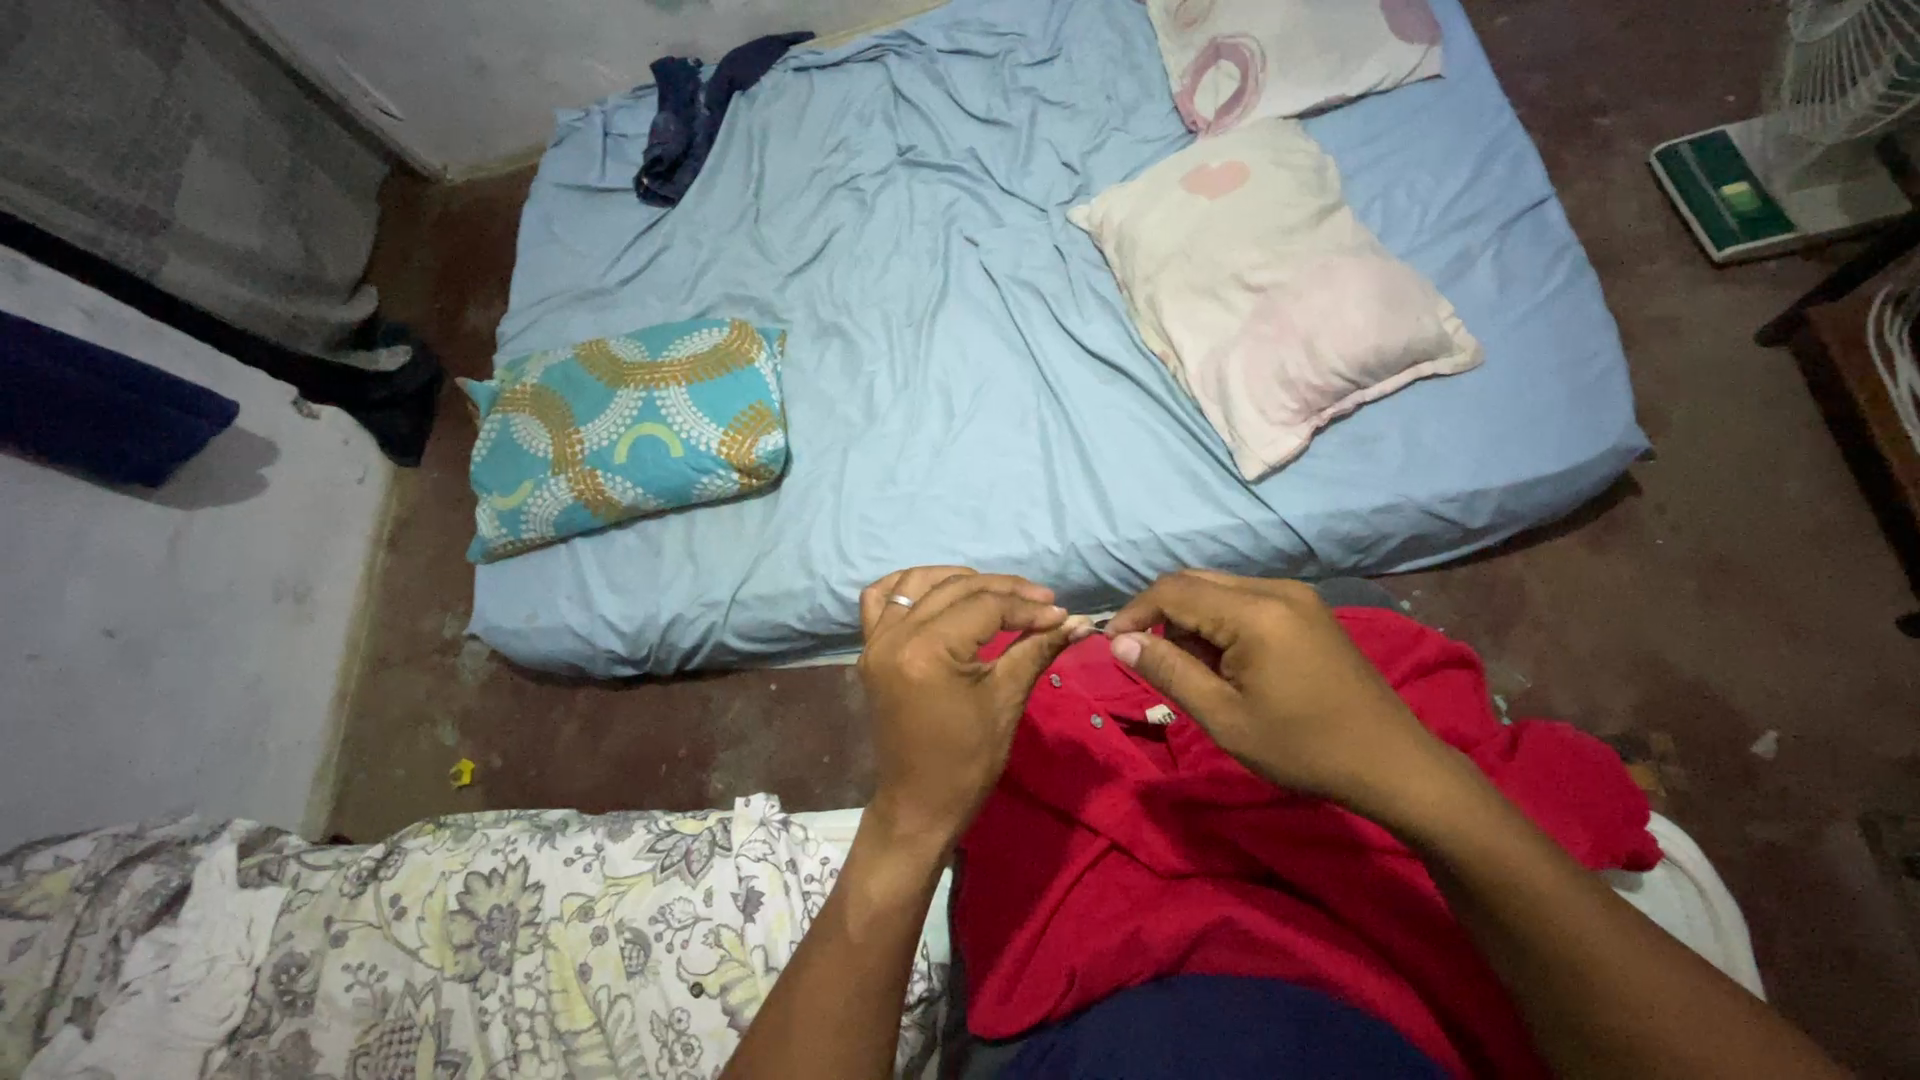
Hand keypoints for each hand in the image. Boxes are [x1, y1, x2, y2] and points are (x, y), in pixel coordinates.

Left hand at [857, 567, 1090, 851]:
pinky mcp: (869, 650)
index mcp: (926, 651)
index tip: (1062, 613)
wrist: (919, 804)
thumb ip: (1037, 649)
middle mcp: (894, 637)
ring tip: (998, 593)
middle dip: (1004, 590)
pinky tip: (938, 591)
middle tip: (1044, 601)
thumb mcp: (1007, 700)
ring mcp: (875, 642)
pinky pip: (880, 600)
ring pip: (917, 583)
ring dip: (959, 580)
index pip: (984, 607)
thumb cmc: (967, 761)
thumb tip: (1080, 621)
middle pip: (955, 589)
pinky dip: (909, 587)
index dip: (1027, 607)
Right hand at [1105, 570, 1449, 814]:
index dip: (1134, 613)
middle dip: (1161, 615)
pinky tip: (1225, 662)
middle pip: (1194, 581)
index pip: (1173, 591)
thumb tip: (1119, 642)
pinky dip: (1219, 622)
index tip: (1112, 647)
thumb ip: (1168, 671)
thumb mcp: (1224, 717)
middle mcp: (1275, 589)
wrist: (1390, 762)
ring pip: (1218, 589)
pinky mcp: (1307, 610)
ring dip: (1191, 620)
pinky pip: (1245, 600)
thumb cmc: (1302, 747)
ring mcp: (1296, 596)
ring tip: (1190, 670)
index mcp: (1254, 612)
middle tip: (1148, 661)